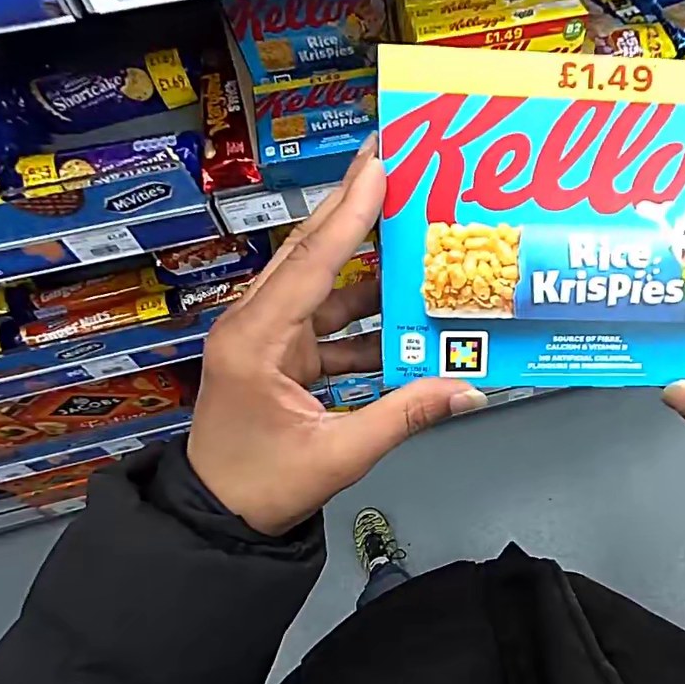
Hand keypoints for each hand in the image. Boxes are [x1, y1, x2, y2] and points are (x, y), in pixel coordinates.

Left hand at [186, 137, 485, 534]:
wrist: (216, 517)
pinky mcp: (278, 355)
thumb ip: (404, 416)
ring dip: (362, 268)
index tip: (379, 166)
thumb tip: (469, 390)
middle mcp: (255, 325)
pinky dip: (361, 320)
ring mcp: (266, 338)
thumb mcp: (339, 455)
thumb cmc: (263, 486)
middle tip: (389, 166)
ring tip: (408, 233)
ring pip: (319, 287)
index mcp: (256, 340)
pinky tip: (401, 315)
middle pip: (308, 256)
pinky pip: (325, 324)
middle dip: (349, 212)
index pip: (311, 264)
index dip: (349, 214)